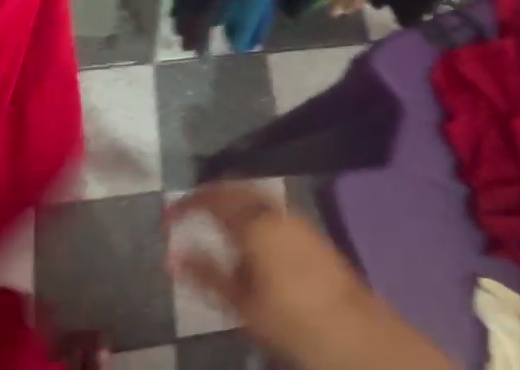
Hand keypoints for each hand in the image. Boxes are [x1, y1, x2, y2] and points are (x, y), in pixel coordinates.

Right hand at [166, 184, 450, 369]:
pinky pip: (273, 211)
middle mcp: (276, 211)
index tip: (170, 213)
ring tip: (217, 223)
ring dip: (235, 203)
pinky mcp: (312, 233)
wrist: (350, 329)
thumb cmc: (288, 317)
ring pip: (258, 198)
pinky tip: (250, 238)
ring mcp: (298, 219)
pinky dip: (254, 214)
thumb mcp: (239, 303)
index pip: (214, 198)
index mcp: (254, 223)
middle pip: (238, 189)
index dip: (189, 202)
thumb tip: (173, 255)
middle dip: (213, 195)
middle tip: (192, 209)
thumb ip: (206, 274)